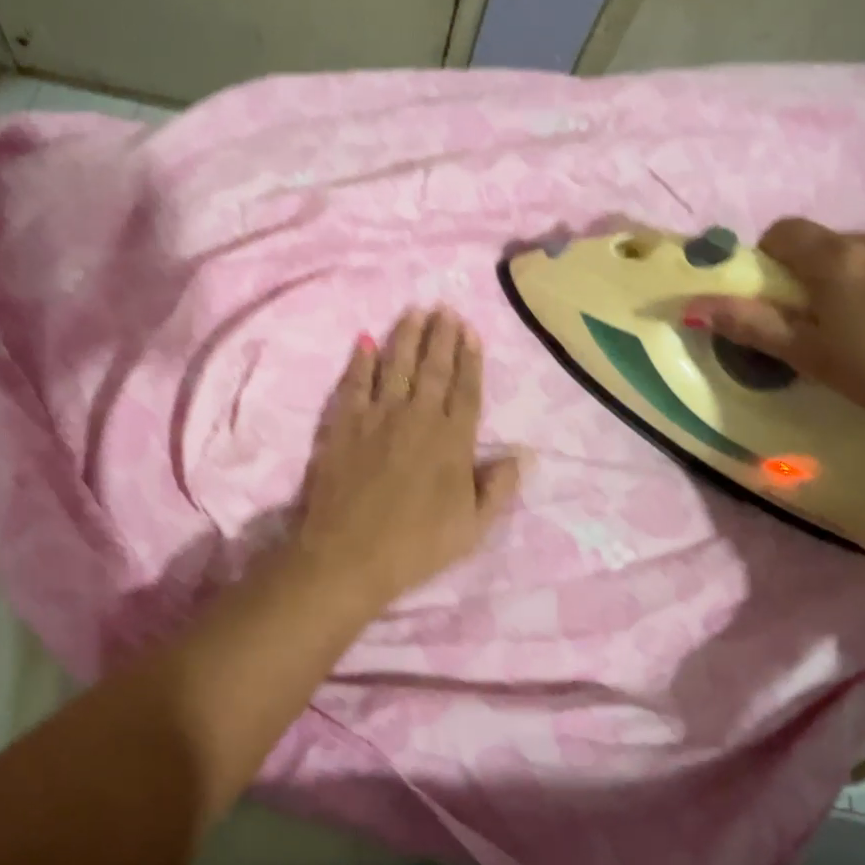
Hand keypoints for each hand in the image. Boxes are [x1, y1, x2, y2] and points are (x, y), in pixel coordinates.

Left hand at [288, 308, 523, 607]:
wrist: (347, 556)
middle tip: (444, 308)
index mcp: (452, 441)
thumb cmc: (415, 548)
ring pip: (395, 365)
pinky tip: (365, 342)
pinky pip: (353, 383)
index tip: (470, 330)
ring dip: (405, 336)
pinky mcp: (342, 424)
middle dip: (441, 336)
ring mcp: (377, 417)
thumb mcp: (472, 529)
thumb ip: (497, 487)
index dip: (470, 358)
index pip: (466, 390)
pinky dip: (360, 360)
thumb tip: (522, 454)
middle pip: (433, 368)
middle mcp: (417, 418)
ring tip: (414, 311)